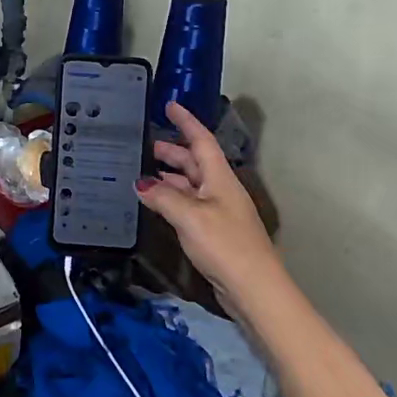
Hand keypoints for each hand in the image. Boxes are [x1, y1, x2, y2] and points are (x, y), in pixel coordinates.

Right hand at [138, 101, 285, 307]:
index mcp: (220, 179)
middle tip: (146, 144)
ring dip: (169, 176)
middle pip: (195, 162)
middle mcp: (221, 191)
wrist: (255, 291)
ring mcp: (218, 212)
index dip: (186, 122)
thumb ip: (162, 196)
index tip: (170, 106)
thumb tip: (141, 184)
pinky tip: (155, 202)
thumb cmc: (225, 245)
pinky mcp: (214, 232)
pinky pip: (188, 204)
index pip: (202, 141)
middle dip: (172, 151)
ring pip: (190, 184)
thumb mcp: (189, 216)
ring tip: (143, 172)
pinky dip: (170, 197)